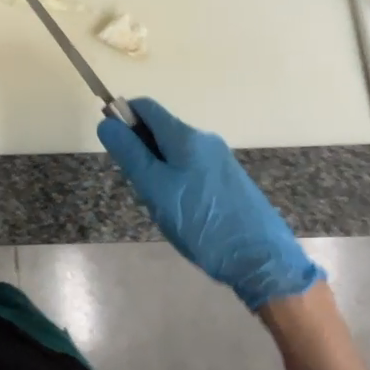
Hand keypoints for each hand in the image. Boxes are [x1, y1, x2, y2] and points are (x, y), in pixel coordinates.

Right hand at [98, 98, 323, 309]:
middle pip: (160, 130)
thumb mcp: (154, 189)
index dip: (123, 117)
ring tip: (163, 207)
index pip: (145, 106)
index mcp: (186, 137)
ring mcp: (221, 161)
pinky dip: (177, 181)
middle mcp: (205, 140)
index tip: (116, 147)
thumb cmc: (200, 223)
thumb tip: (106, 121)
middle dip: (141, 151)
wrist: (263, 263)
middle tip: (140, 188)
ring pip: (175, 153)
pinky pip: (192, 169)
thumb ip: (129, 153)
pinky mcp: (230, 181)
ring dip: (159, 170)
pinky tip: (184, 213)